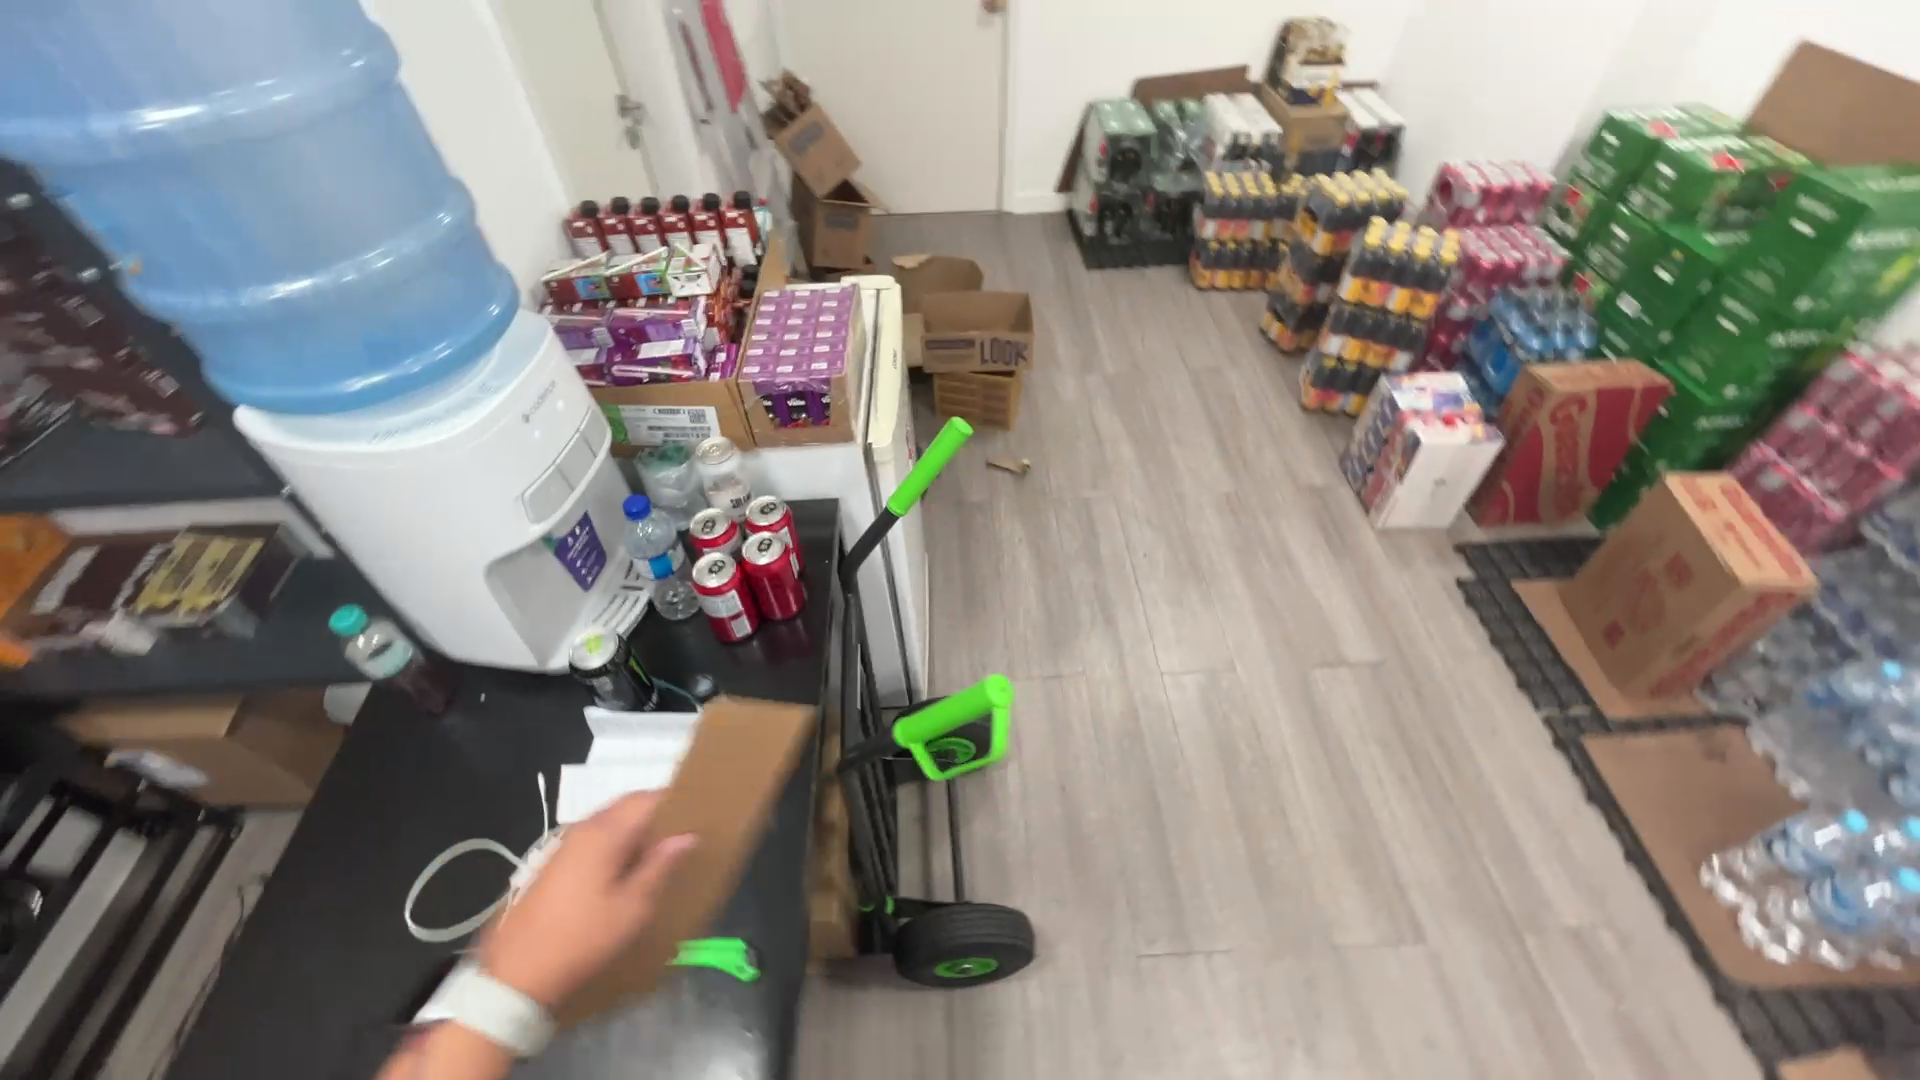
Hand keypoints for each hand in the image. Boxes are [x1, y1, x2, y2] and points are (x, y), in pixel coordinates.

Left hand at [478, 792, 695, 1008]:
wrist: (515, 977)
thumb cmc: (582, 939)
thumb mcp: (631, 907)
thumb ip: (660, 866)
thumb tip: (687, 836)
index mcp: (604, 833)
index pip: (646, 798)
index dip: (675, 800)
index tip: (698, 813)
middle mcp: (582, 829)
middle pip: (627, 806)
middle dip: (656, 814)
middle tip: (683, 834)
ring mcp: (564, 845)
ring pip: (610, 822)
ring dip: (636, 830)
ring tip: (660, 854)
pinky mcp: (554, 864)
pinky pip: (595, 839)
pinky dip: (617, 843)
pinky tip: (627, 871)